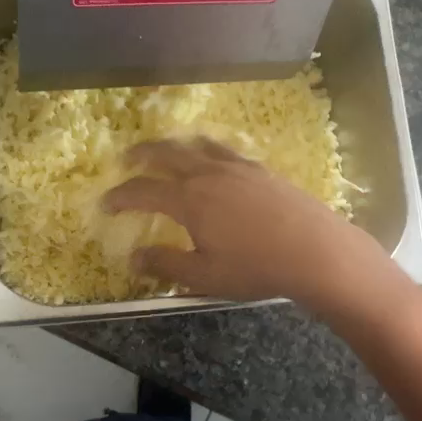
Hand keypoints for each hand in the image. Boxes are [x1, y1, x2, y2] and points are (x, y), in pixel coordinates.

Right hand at [101, 138, 395, 309]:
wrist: (316, 251)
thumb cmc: (256, 268)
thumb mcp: (204, 276)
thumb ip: (166, 264)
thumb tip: (134, 258)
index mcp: (189, 199)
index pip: (143, 191)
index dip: (120, 196)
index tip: (105, 203)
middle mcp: (209, 174)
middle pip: (167, 154)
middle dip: (142, 155)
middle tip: (126, 159)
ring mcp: (238, 168)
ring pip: (198, 146)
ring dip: (175, 145)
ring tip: (167, 149)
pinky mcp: (261, 171)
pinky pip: (225, 150)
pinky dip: (207, 149)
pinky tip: (214, 159)